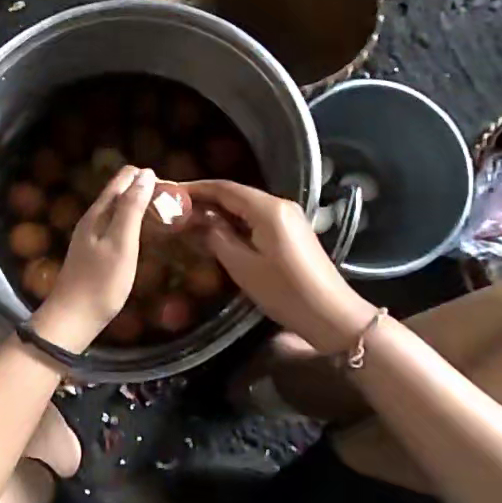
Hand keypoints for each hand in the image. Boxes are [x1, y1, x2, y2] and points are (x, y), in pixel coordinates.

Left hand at [34, 166, 153, 349]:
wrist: (73, 318)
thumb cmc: (101, 283)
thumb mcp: (121, 243)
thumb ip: (132, 208)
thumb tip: (146, 174)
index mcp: (98, 212)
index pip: (123, 178)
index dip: (147, 178)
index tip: (171, 192)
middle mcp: (92, 218)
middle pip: (121, 191)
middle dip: (146, 190)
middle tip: (174, 207)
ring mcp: (91, 235)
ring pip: (119, 208)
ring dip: (141, 206)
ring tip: (166, 217)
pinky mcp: (94, 250)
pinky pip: (117, 225)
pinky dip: (134, 223)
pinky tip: (146, 235)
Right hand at [185, 181, 376, 353]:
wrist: (331, 314)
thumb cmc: (285, 291)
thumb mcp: (243, 267)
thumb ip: (217, 237)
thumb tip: (199, 219)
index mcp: (268, 208)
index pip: (225, 188)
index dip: (196, 188)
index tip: (170, 192)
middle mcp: (281, 205)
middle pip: (237, 194)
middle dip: (206, 199)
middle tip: (175, 209)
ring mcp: (290, 218)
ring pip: (247, 207)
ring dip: (221, 212)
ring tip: (190, 220)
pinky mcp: (293, 233)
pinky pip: (258, 220)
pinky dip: (237, 223)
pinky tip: (219, 233)